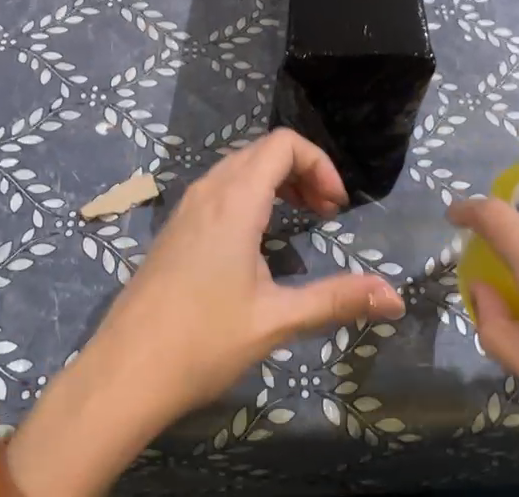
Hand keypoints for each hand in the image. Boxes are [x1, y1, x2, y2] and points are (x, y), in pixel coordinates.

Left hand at [0, 129, 405, 496]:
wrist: (123, 374)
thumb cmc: (202, 342)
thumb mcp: (276, 320)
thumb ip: (337, 300)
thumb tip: (395, 299)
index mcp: (234, 201)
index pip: (283, 144)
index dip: (319, 163)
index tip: (336, 206)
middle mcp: (208, 192)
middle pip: (262, 150)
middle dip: (303, 170)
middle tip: (326, 212)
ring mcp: (186, 209)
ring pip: (238, 167)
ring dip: (276, 181)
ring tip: (301, 218)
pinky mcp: (174, 230)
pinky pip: (220, 188)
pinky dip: (251, 194)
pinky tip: (259, 240)